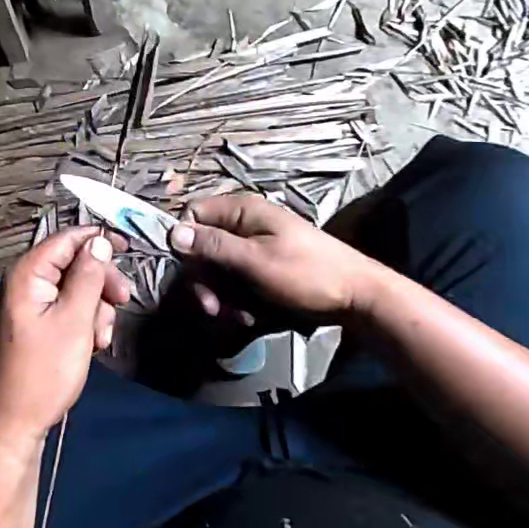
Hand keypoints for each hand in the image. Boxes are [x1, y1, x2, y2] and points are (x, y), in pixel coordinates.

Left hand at [0, 228, 130, 448]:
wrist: (17, 425)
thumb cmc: (45, 370)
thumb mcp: (75, 320)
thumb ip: (89, 276)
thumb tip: (100, 241)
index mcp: (28, 274)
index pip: (67, 238)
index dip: (98, 239)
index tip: (127, 248)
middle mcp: (27, 283)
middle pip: (74, 262)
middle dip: (101, 281)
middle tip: (123, 299)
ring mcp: (32, 305)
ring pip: (77, 287)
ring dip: (97, 307)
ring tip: (102, 335)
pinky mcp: (39, 324)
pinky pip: (70, 308)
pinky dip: (87, 321)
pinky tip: (95, 343)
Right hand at [171, 194, 396, 322]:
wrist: (356, 296)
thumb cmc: (306, 273)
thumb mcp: (255, 261)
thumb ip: (214, 246)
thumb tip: (173, 232)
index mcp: (242, 210)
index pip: (193, 214)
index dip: (186, 242)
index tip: (191, 272)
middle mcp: (244, 223)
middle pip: (202, 246)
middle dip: (204, 279)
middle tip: (213, 309)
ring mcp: (254, 245)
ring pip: (217, 268)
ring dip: (221, 295)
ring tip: (238, 317)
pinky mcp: (262, 266)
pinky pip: (235, 280)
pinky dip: (237, 299)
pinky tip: (250, 317)